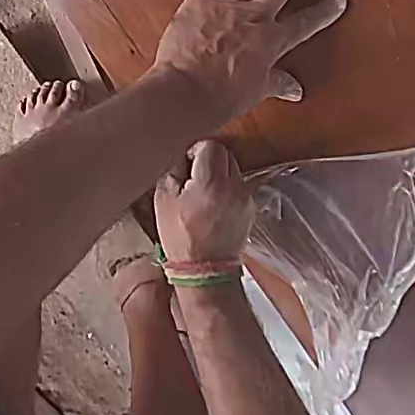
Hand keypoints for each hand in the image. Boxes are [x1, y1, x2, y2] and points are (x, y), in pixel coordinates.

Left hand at [147, 0, 346, 124]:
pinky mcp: (198, 1)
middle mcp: (253, 16)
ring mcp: (226, 5)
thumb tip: (294, 89)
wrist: (186, 91)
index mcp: (271, 41)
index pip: (305, 23)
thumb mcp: (255, 92)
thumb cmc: (221, 97)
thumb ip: (275, 83)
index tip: (338, 0)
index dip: (323, 12)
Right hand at [155, 140, 254, 264]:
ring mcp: (246, 197)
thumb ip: (173, 170)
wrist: (204, 269)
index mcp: (212, 182)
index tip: (187, 164)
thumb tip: (182, 158)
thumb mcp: (163, 199)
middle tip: (192, 177)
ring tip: (204, 192)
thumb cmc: (181, 236)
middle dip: (208, 160)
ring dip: (219, 173)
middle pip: (225, 154)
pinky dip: (228, 188)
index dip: (195, 151)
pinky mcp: (251, 208)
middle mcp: (235, 186)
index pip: (211, 146)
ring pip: (234, 169)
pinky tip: (214, 203)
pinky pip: (240, 185)